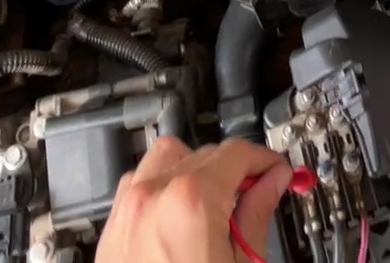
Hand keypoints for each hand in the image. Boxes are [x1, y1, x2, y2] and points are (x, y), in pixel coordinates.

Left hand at [97, 136, 292, 262]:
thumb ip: (257, 215)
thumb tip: (272, 183)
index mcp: (190, 200)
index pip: (238, 153)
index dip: (266, 160)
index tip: (278, 172)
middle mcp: (152, 197)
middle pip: (205, 153)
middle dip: (234, 171)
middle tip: (257, 196)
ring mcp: (126, 215)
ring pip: (167, 160)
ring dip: (195, 171)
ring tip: (217, 207)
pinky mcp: (111, 236)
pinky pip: (141, 188)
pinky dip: (164, 190)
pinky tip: (183, 223)